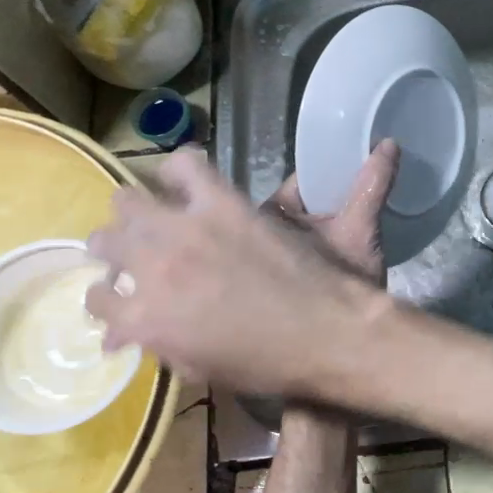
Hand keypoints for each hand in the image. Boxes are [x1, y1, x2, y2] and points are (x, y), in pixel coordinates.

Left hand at [83, 145, 400, 394]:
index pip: (180, 165)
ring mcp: (161, 279)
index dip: (178, 175)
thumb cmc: (342, 286)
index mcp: (224, 204)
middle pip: (126, 202)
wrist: (333, 344)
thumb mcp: (351, 228)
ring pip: (103, 249)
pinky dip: (113, 317)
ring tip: (127, 280)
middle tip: (147, 238)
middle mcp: (182, 232)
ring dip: (113, 260)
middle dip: (134, 216)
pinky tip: (126, 328)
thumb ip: (362, 188)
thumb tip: (389, 148)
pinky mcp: (152, 326)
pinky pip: (104, 310)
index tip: (178, 189)